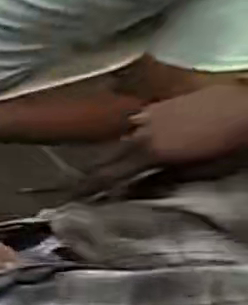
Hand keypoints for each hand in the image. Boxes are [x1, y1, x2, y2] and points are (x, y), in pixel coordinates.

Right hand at [78, 84, 247, 193]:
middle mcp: (137, 136)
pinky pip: (135, 125)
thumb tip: (130, 192)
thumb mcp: (209, 170)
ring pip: (119, 141)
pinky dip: (134, 136)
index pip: (105, 175)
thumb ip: (166, 180)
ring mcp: (145, 118)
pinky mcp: (157, 107)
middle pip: (104, 157)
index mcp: (147, 154)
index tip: (73, 198)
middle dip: (96, 171)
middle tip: (90, 182)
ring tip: (119, 162)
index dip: (87, 188)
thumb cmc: (237, 144)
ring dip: (116, 153)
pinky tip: (146, 138)